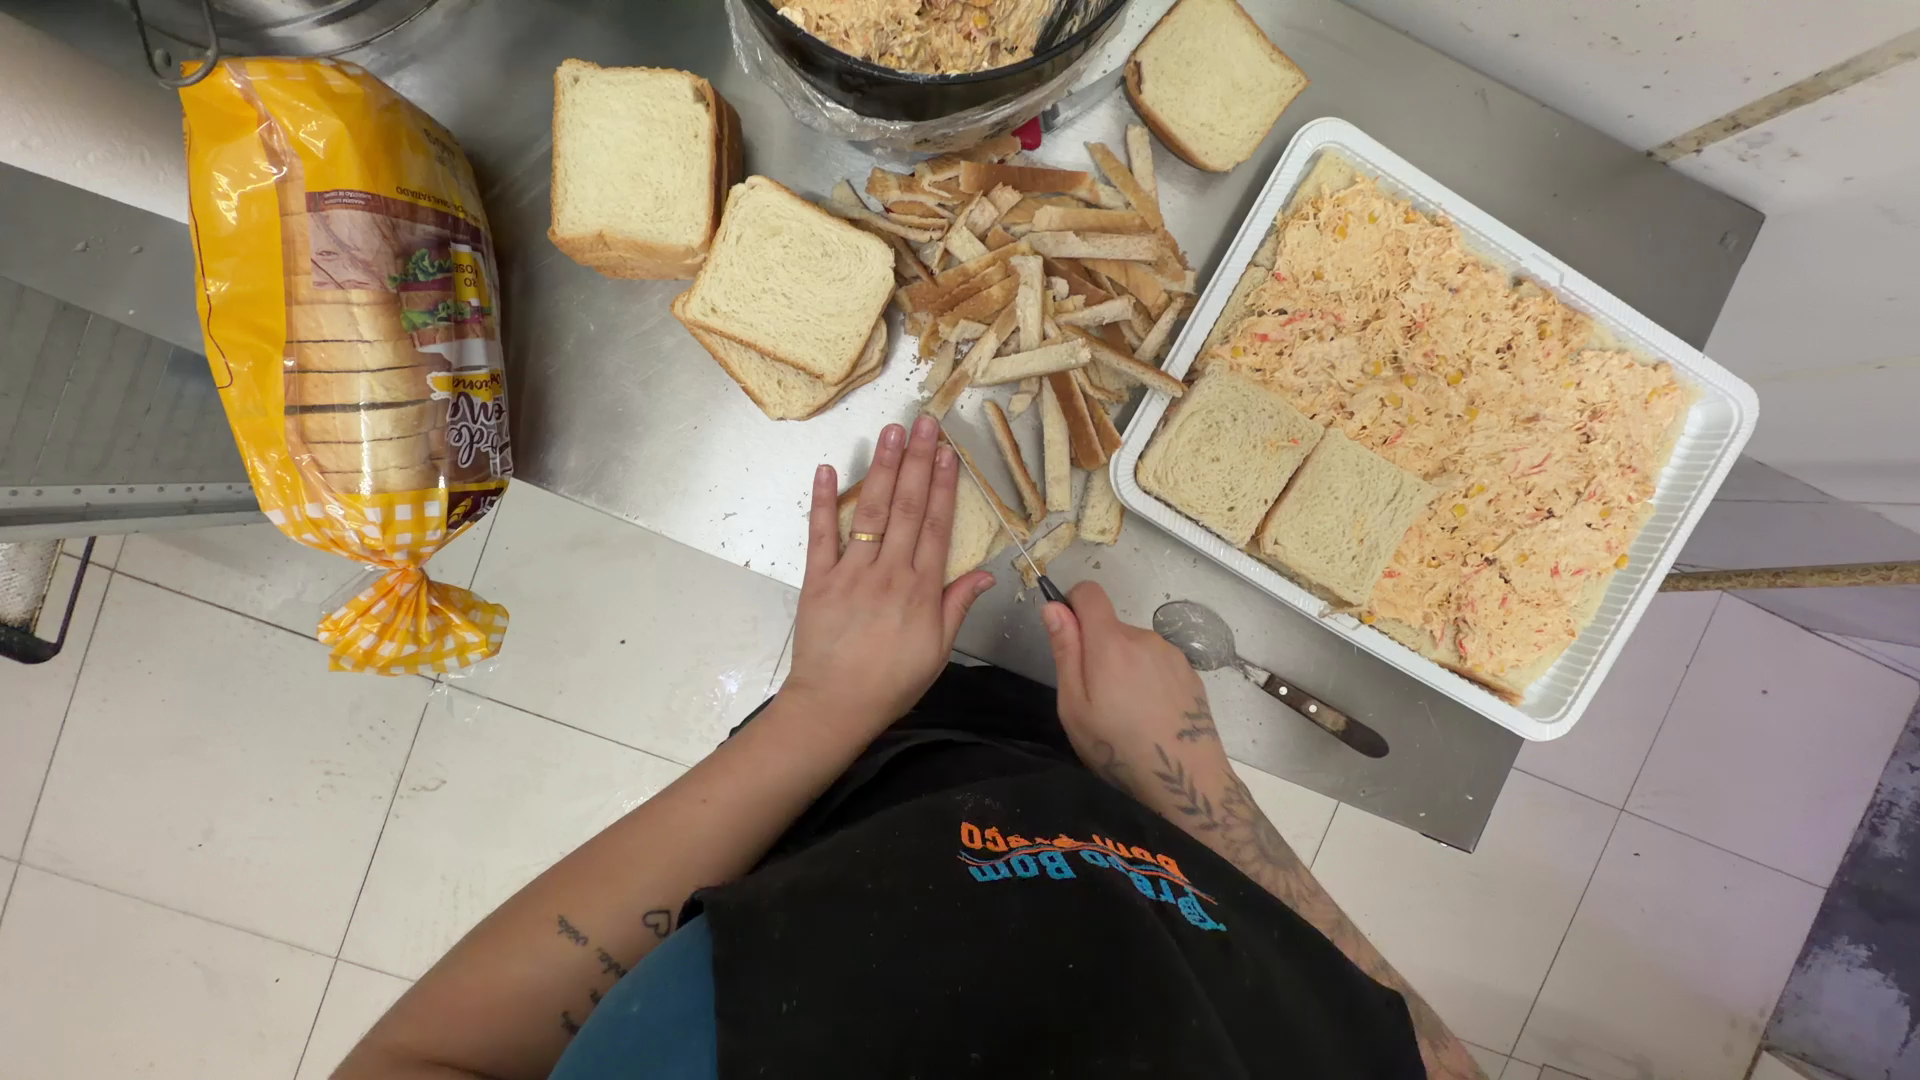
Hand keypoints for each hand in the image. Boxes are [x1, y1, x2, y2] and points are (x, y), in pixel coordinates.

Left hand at [781, 416, 995, 737]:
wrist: (835, 706)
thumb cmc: (892, 682)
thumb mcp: (938, 650)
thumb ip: (958, 606)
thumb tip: (986, 572)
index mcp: (921, 589)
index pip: (937, 526)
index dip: (944, 487)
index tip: (949, 453)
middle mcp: (889, 572)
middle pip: (909, 508)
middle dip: (918, 462)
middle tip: (925, 423)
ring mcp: (851, 572)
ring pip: (872, 512)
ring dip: (883, 470)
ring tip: (892, 433)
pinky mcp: (818, 579)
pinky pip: (821, 535)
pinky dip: (823, 502)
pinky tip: (830, 469)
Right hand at [1041, 582, 1225, 793]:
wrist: (1187, 781)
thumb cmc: (1118, 748)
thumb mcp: (1075, 706)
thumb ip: (1065, 651)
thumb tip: (1053, 606)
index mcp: (1111, 642)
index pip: (1089, 592)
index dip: (1072, 604)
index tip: (1068, 637)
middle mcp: (1144, 638)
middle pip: (1111, 626)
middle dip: (1097, 650)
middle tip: (1097, 699)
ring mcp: (1171, 655)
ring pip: (1134, 646)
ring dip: (1124, 666)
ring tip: (1126, 712)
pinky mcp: (1190, 673)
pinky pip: (1156, 663)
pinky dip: (1147, 678)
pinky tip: (1151, 715)